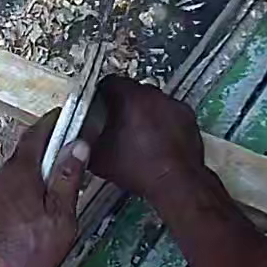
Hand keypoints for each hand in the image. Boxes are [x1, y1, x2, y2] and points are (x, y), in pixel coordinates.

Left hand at [0, 113, 88, 266]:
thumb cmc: (26, 252)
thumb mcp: (60, 217)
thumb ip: (68, 180)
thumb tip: (77, 145)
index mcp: (20, 171)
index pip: (37, 134)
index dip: (54, 122)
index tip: (68, 116)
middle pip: (26, 155)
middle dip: (48, 151)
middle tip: (70, 156)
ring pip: (17, 176)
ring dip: (35, 175)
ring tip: (57, 188)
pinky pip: (8, 193)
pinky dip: (24, 192)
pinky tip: (35, 211)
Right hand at [88, 75, 211, 203]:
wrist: (175, 184)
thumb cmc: (140, 169)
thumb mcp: (98, 157)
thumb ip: (86, 140)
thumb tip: (79, 137)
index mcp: (129, 97)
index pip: (108, 83)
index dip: (100, 96)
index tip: (98, 106)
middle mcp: (153, 95)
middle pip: (131, 91)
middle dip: (122, 105)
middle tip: (115, 124)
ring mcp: (173, 105)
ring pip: (152, 102)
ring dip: (143, 114)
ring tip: (136, 135)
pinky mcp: (187, 118)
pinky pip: (169, 114)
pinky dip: (162, 123)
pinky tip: (155, 141)